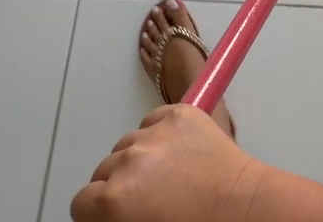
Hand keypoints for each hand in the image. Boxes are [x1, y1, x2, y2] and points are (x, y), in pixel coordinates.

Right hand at [71, 104, 268, 221]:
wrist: (240, 207)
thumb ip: (115, 218)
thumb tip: (105, 212)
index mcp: (114, 198)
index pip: (81, 201)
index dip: (95, 211)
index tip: (110, 214)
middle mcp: (129, 159)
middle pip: (105, 169)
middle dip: (116, 183)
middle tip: (143, 196)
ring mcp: (155, 131)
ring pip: (129, 142)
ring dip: (138, 156)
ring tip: (165, 173)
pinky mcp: (179, 112)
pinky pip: (154, 119)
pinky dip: (159, 133)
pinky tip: (177, 151)